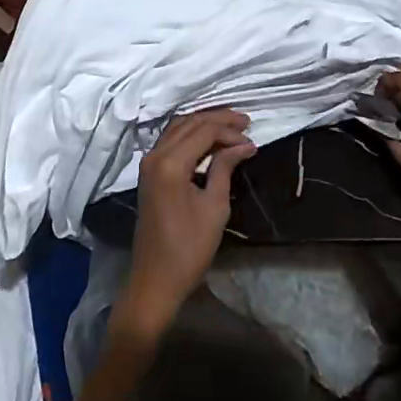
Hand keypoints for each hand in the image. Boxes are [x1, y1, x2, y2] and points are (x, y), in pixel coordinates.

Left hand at [117, 109, 255, 340]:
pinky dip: (192, 134)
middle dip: (218, 119)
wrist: (155, 280)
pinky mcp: (149, 172)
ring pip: (178, 128)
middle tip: (246, 122)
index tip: (252, 141)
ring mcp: (149, 163)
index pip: (204, 131)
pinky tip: (210, 140)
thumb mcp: (214, 206)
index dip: (230, 132)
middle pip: (189, 123)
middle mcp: (155, 155)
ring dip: (204, 123)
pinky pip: (171, 140)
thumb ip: (225, 168)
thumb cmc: (189, 248)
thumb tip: (244, 145)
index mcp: (170, 163)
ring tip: (232, 127)